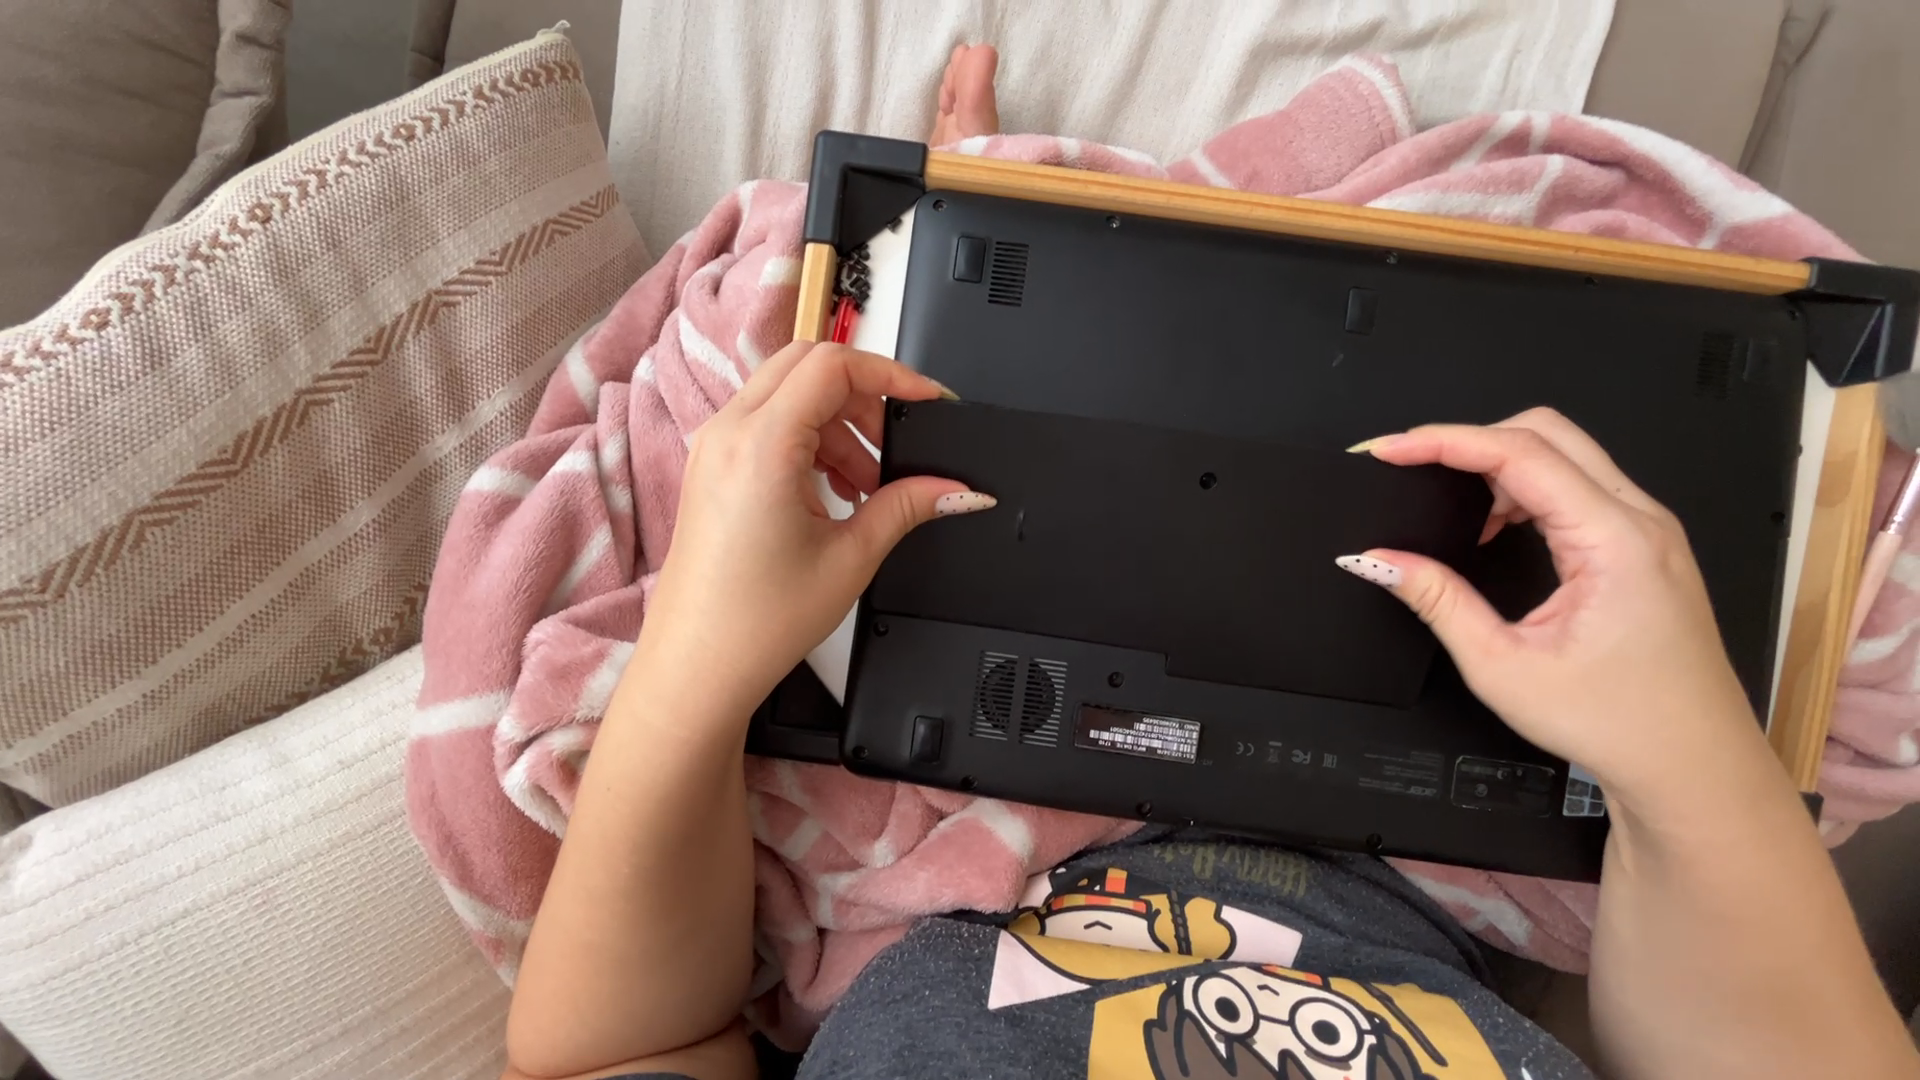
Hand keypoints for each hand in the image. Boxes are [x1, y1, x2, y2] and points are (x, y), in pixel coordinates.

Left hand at [636, 342, 994, 718]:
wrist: (698, 667)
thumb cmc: (756, 621)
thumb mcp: (852, 557)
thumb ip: (908, 506)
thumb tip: (957, 489)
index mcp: (761, 445)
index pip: (832, 365)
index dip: (890, 374)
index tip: (925, 399)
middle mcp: (728, 434)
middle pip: (808, 368)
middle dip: (863, 397)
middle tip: (893, 444)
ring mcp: (714, 449)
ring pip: (788, 395)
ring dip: (837, 425)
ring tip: (867, 485)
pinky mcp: (713, 469)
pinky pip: (769, 425)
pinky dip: (810, 441)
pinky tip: (835, 492)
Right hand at [1343, 408, 1765, 804]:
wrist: (1692, 766)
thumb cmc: (1614, 721)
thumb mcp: (1500, 664)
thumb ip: (1435, 600)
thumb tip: (1376, 558)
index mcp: (1614, 542)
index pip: (1519, 453)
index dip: (1443, 441)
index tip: (1388, 450)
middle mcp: (1639, 521)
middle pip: (1545, 432)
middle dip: (1466, 438)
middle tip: (1407, 463)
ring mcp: (1645, 530)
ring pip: (1561, 454)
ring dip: (1492, 464)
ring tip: (1442, 504)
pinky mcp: (1637, 545)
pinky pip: (1572, 486)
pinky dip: (1518, 488)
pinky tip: (1487, 528)